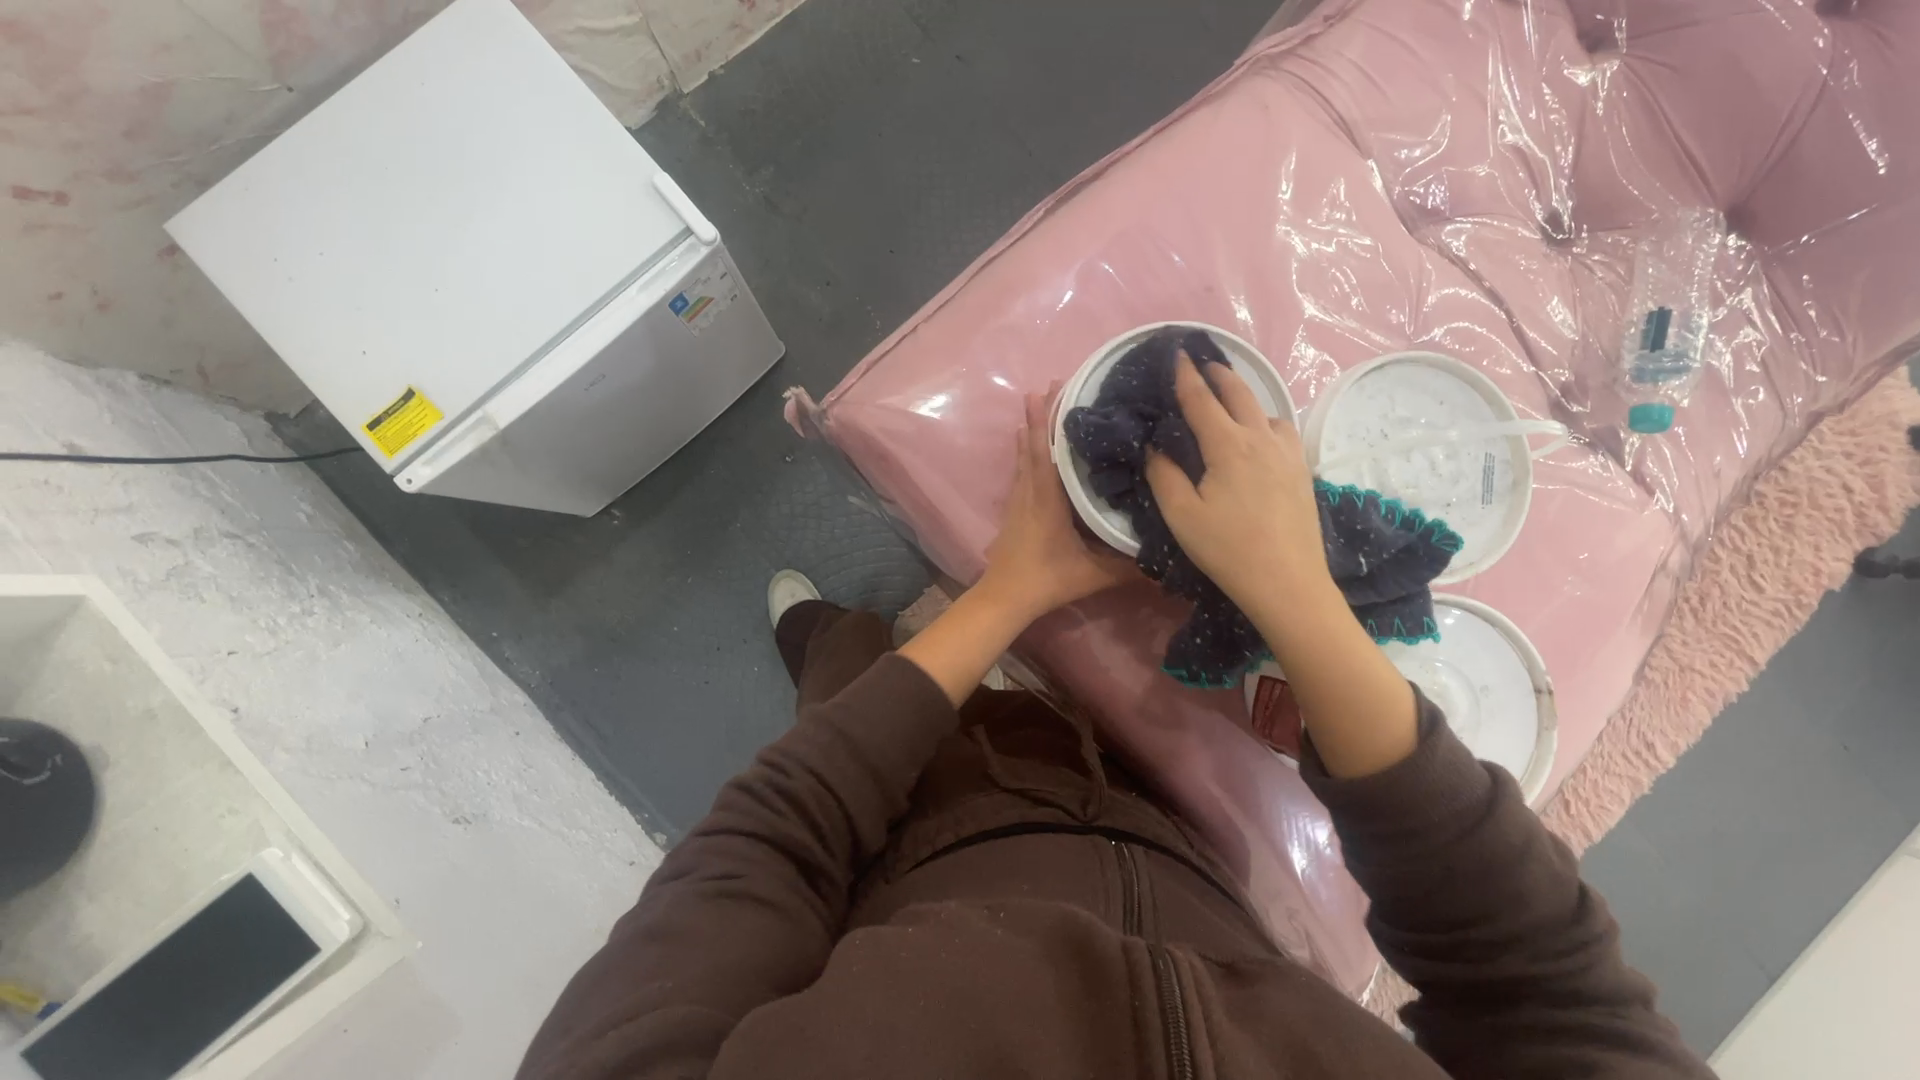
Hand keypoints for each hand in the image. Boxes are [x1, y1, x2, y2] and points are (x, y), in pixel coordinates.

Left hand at [977, 387, 1138, 623]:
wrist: (1005, 598)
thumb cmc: (1047, 580)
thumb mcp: (1093, 574)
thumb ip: (1128, 565)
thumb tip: (1167, 554)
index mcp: (1047, 498)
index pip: (1044, 450)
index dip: (1045, 419)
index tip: (1051, 389)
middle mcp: (1029, 491)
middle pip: (1032, 443)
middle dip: (1043, 413)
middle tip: (1056, 383)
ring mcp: (1018, 499)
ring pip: (1024, 455)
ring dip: (1033, 428)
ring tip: (1044, 402)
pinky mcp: (1014, 509)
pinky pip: (1022, 470)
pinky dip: (1028, 450)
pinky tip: (1030, 444)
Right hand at [1148, 353, 1416, 777]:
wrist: (1288, 583)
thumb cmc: (1228, 549)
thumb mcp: (1181, 516)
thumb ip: (1164, 475)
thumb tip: (1155, 446)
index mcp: (1228, 445)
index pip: (1201, 399)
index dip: (1185, 376)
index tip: (1176, 354)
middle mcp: (1261, 438)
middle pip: (1239, 393)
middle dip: (1219, 374)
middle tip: (1203, 364)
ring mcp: (1287, 453)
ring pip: (1266, 410)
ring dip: (1244, 397)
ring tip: (1229, 401)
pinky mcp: (1301, 471)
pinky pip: (1283, 430)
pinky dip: (1265, 420)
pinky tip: (1259, 437)